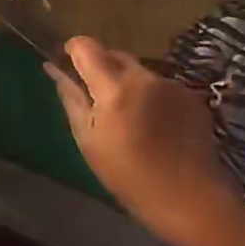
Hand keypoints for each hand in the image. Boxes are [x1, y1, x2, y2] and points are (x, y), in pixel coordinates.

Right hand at [46, 37, 240, 219]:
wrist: (190, 199)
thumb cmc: (128, 175)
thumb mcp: (88, 140)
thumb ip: (71, 98)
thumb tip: (53, 68)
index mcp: (114, 88)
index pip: (86, 46)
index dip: (72, 51)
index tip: (68, 68)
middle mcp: (144, 77)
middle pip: (113, 54)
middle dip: (99, 69)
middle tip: (95, 102)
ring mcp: (171, 84)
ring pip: (137, 70)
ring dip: (125, 83)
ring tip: (127, 118)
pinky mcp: (190, 95)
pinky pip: (159, 85)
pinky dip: (149, 95)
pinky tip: (153, 125)